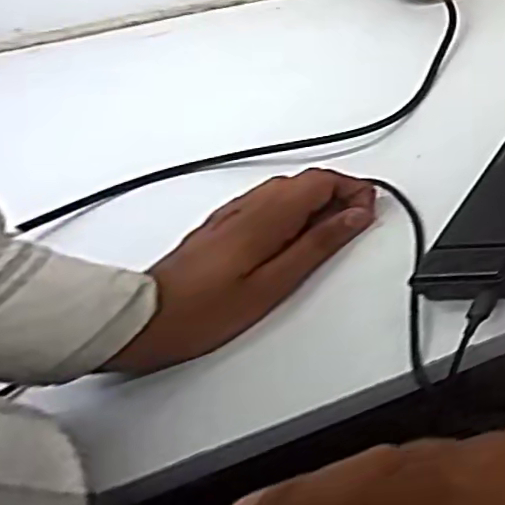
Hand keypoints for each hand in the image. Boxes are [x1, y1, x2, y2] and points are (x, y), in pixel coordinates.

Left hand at [105, 169, 377, 373]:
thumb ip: (320, 243)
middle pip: (309, 180)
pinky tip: (296, 236)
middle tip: (356, 220)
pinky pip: (270, 202)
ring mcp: (233, 214)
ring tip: (331, 232)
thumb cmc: (202, 310)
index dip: (355, 191)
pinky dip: (295, 211)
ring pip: (290, 190)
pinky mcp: (223, 226)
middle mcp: (250, 206)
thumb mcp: (276, 282)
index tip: (367, 211)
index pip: (324, 180)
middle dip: (341, 194)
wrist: (137, 324)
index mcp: (268, 215)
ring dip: (318, 202)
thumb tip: (356, 216)